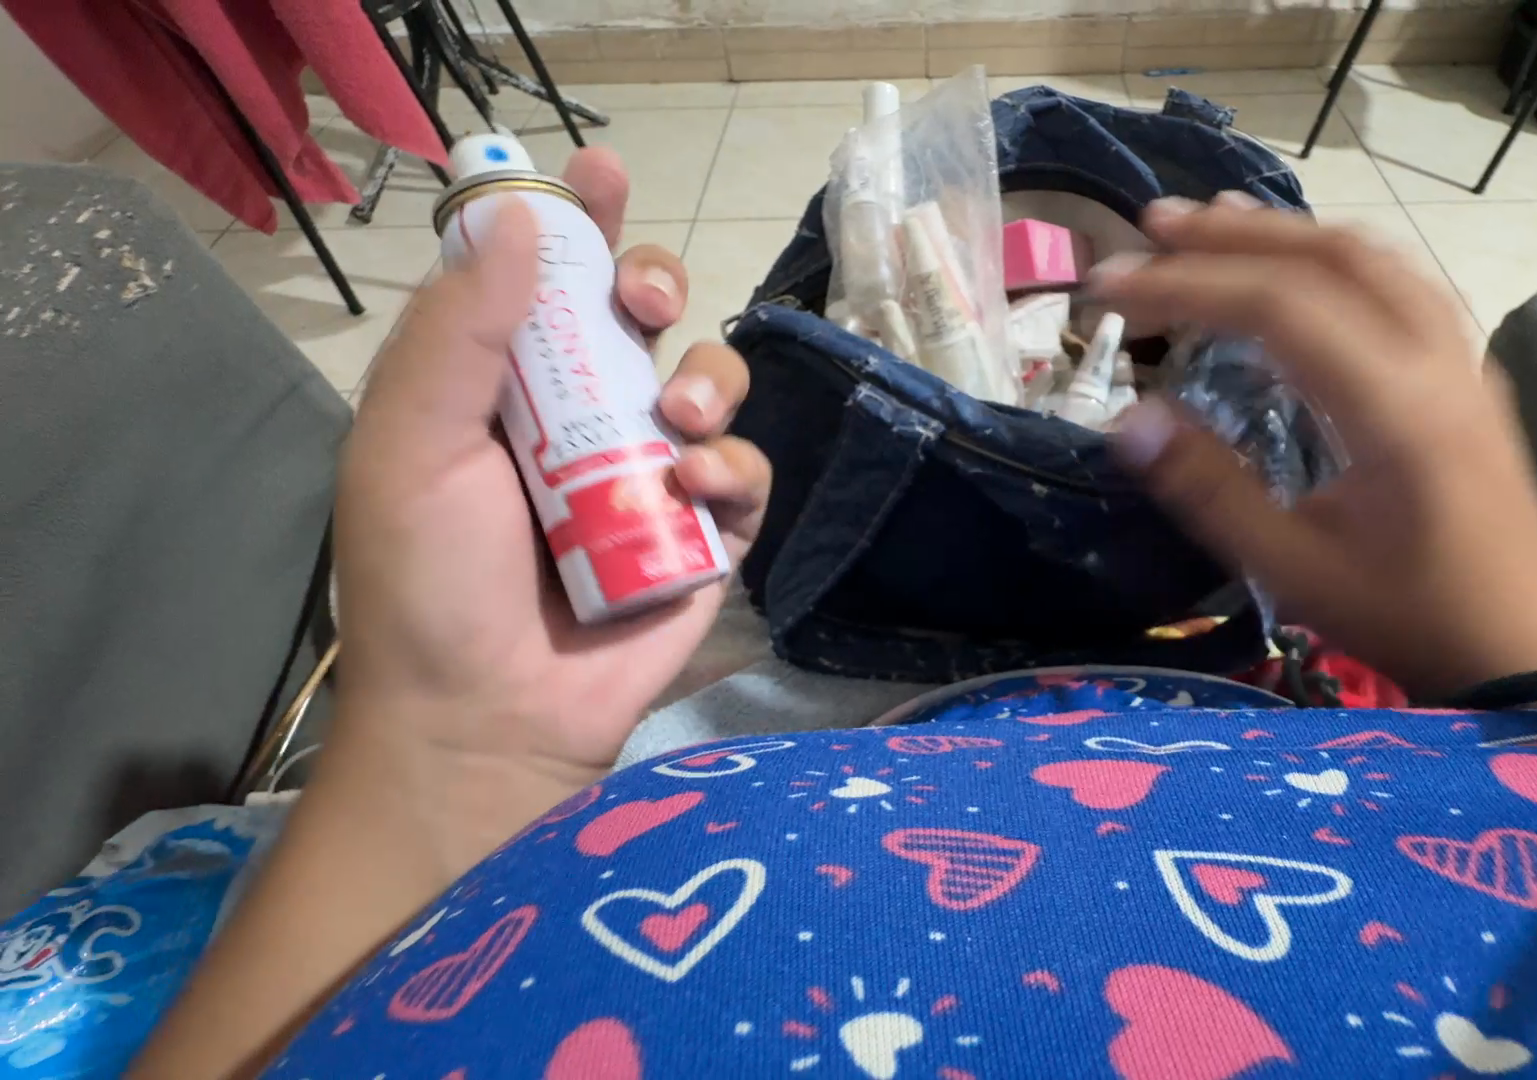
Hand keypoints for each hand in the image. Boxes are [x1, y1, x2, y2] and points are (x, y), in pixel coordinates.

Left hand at [334, 148, 770, 827]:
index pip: (552, 283)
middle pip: (651, 318)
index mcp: (515, 388)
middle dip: (657, 284)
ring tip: (675, 421)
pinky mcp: (713, 531)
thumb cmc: (434, 581)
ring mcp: (661, 474)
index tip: (601, 170)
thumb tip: (515, 223)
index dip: (580, 220)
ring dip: (708, 380)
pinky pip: (750, 473)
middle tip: (645, 301)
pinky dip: (736, 469)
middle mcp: (595, 417)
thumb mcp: (410, 449)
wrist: (495, 708)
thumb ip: (459, 337)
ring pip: (715, 386)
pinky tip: (700, 489)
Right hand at [1092, 194, 1536, 700]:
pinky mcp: (1461, 370)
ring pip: (1369, 257)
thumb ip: (1210, 491)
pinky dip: (1327, 255)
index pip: (1279, 307)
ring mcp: (1459, 357)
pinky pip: (1393, 281)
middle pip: (1329, 257)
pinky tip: (1294, 262)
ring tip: (1210, 220)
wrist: (1524, 641)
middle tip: (1150, 224)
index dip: (1185, 285)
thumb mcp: (1292, 569)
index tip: (1111, 288)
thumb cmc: (1407, 615)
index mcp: (1394, 408)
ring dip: (1282, 230)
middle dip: (1229, 235)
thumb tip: (1128, 421)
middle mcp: (1436, 359)